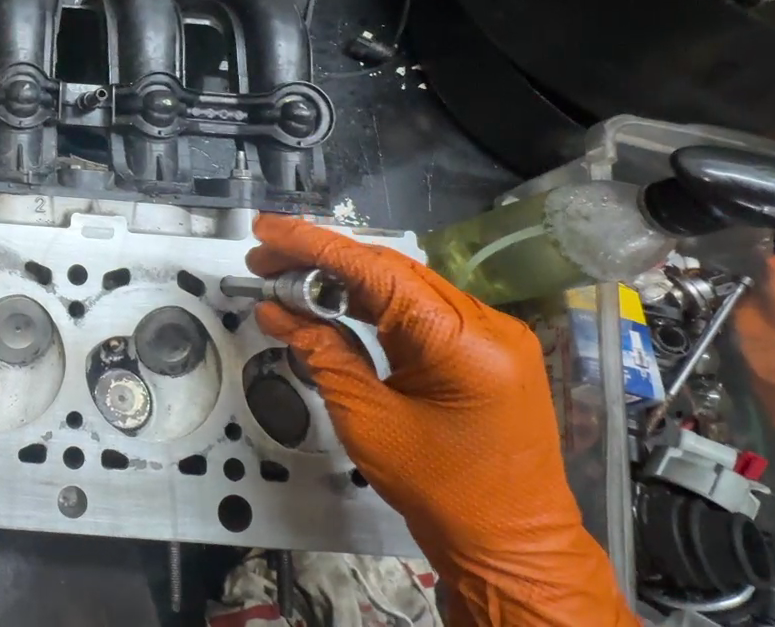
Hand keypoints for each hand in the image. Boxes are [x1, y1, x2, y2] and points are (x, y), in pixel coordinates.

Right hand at [246, 215, 636, 625]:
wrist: (512, 546)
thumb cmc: (443, 491)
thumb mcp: (367, 419)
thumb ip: (321, 353)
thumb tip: (275, 311)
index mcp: (463, 342)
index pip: (375, 270)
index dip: (313, 244)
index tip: (266, 229)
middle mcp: (484, 325)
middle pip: (387, 269)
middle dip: (319, 258)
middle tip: (262, 259)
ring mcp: (488, 336)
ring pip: (399, 284)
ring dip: (340, 278)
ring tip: (284, 278)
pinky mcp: (480, 350)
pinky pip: (415, 309)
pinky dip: (367, 301)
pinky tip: (327, 302)